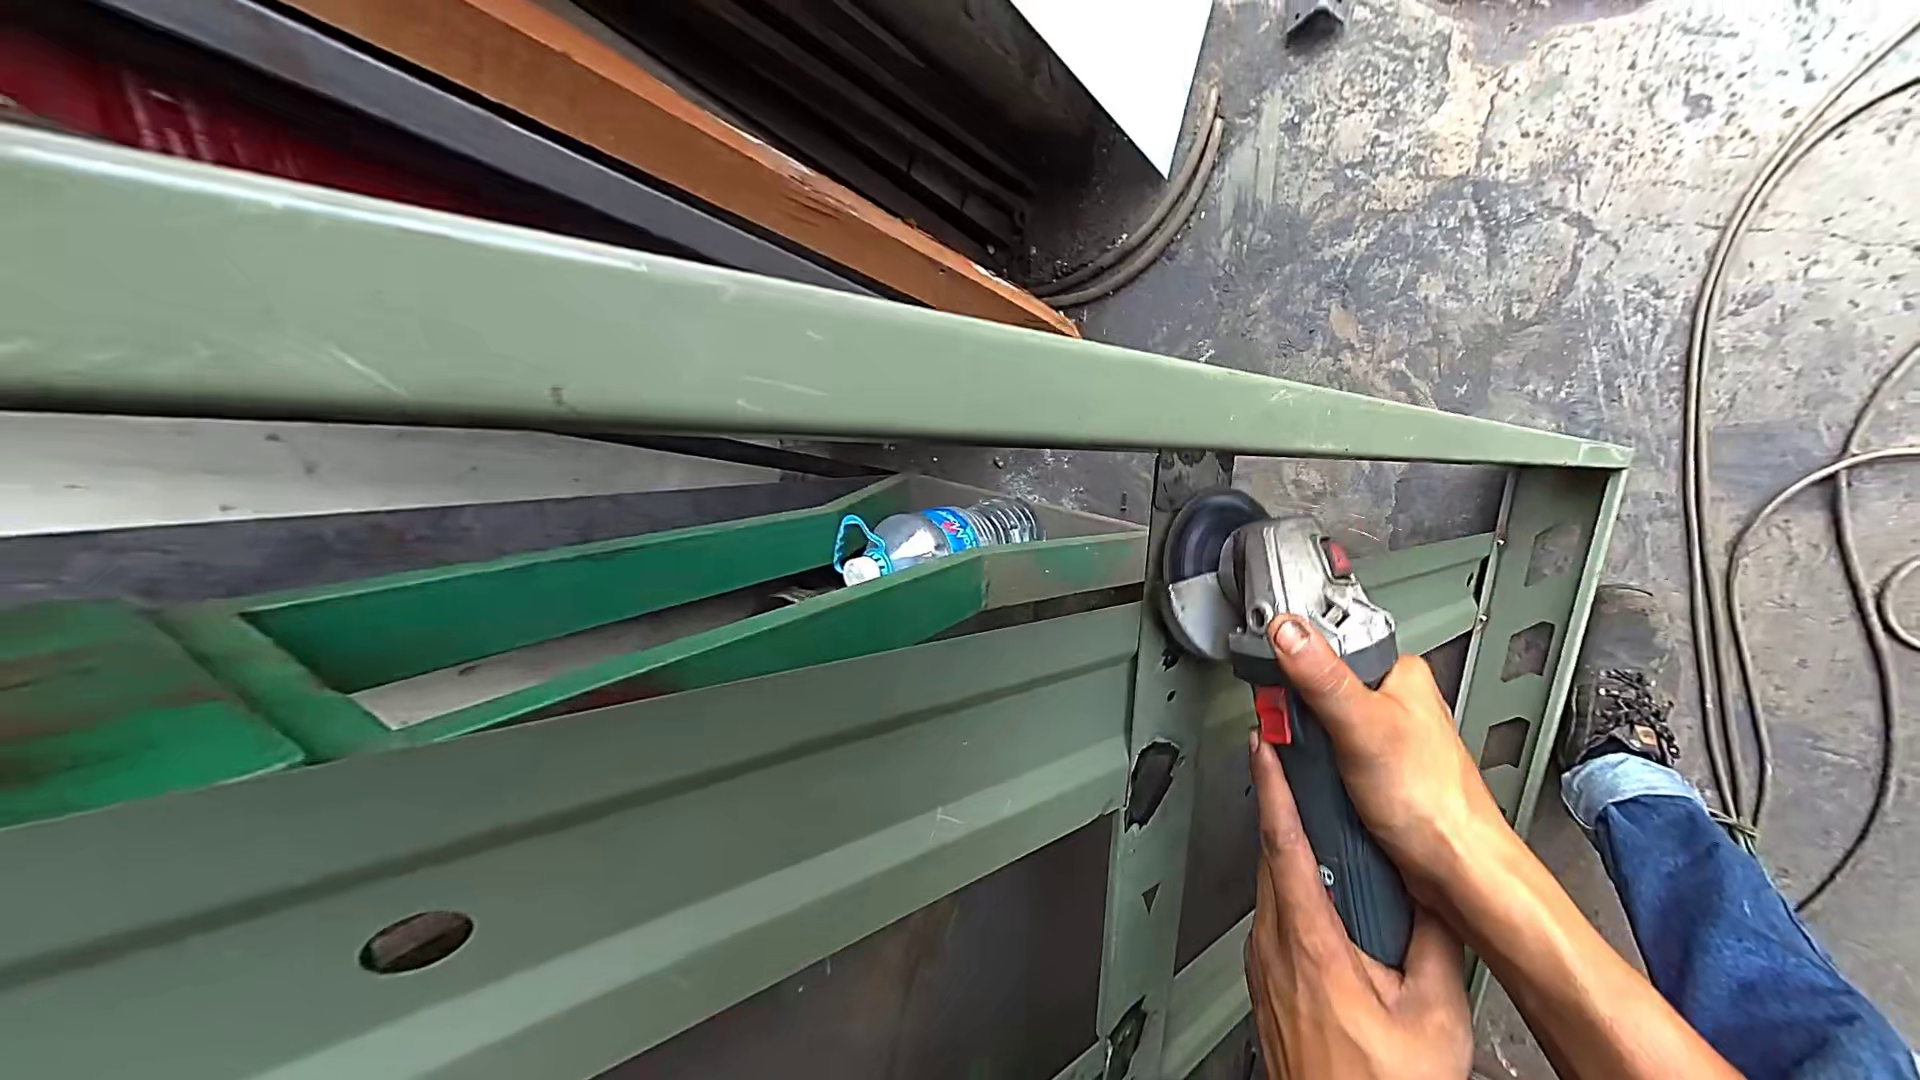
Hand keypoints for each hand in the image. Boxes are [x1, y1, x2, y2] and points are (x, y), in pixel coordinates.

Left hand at [1246, 731, 1471, 1079]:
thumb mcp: (1433, 1022)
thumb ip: (1435, 952)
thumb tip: (1437, 905)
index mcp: (1308, 940)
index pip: (1283, 842)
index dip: (1272, 788)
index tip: (1263, 750)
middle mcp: (1272, 941)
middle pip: (1270, 853)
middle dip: (1278, 805)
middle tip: (1286, 766)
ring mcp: (1260, 957)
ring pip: (1267, 880)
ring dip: (1284, 845)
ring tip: (1305, 818)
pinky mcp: (1262, 973)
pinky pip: (1270, 910)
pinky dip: (1287, 884)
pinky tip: (1312, 887)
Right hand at [1265, 614, 1508, 900]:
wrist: (1456, 874)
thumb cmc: (1436, 804)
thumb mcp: (1363, 726)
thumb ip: (1321, 676)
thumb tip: (1287, 630)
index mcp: (1397, 673)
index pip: (1325, 639)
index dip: (1290, 655)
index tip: (1267, 672)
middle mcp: (1388, 698)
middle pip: (1313, 679)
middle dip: (1289, 704)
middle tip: (1283, 724)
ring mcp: (1375, 732)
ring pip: (1313, 715)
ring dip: (1296, 733)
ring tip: (1296, 749)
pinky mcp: (1365, 761)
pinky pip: (1319, 745)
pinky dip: (1306, 755)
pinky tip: (1308, 768)